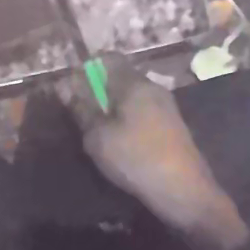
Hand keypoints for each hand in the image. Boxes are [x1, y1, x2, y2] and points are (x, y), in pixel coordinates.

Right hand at [84, 76, 249, 249]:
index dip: (87, 70)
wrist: (184, 191)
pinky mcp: (173, 127)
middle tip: (82, 117)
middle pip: (120, 78)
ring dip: (113, 111)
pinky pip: (143, 114)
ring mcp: (167, 108)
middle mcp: (154, 88)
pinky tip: (122, 146)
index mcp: (135, 83)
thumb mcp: (98, 137)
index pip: (108, 59)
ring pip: (132, 99)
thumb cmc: (136, 159)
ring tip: (99, 135)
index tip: (72, 92)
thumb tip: (64, 86)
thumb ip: (81, 109)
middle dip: (98, 93)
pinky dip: (128, 123)